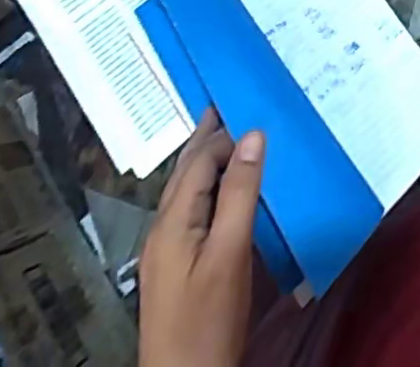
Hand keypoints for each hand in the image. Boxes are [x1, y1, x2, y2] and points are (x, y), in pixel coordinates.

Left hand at [139, 111, 265, 366]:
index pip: (200, 161)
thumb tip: (254, 135)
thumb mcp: (231, 250)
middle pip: (186, 171)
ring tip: (231, 133)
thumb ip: (241, 191)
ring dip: (209, 159)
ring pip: (188, 189)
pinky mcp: (179, 264)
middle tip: (230, 103)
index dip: (226, 134)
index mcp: (172, 221)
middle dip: (207, 137)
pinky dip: (212, 184)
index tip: (255, 108)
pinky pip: (194, 208)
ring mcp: (168, 249)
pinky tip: (228, 186)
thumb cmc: (209, 316)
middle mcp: (163, 229)